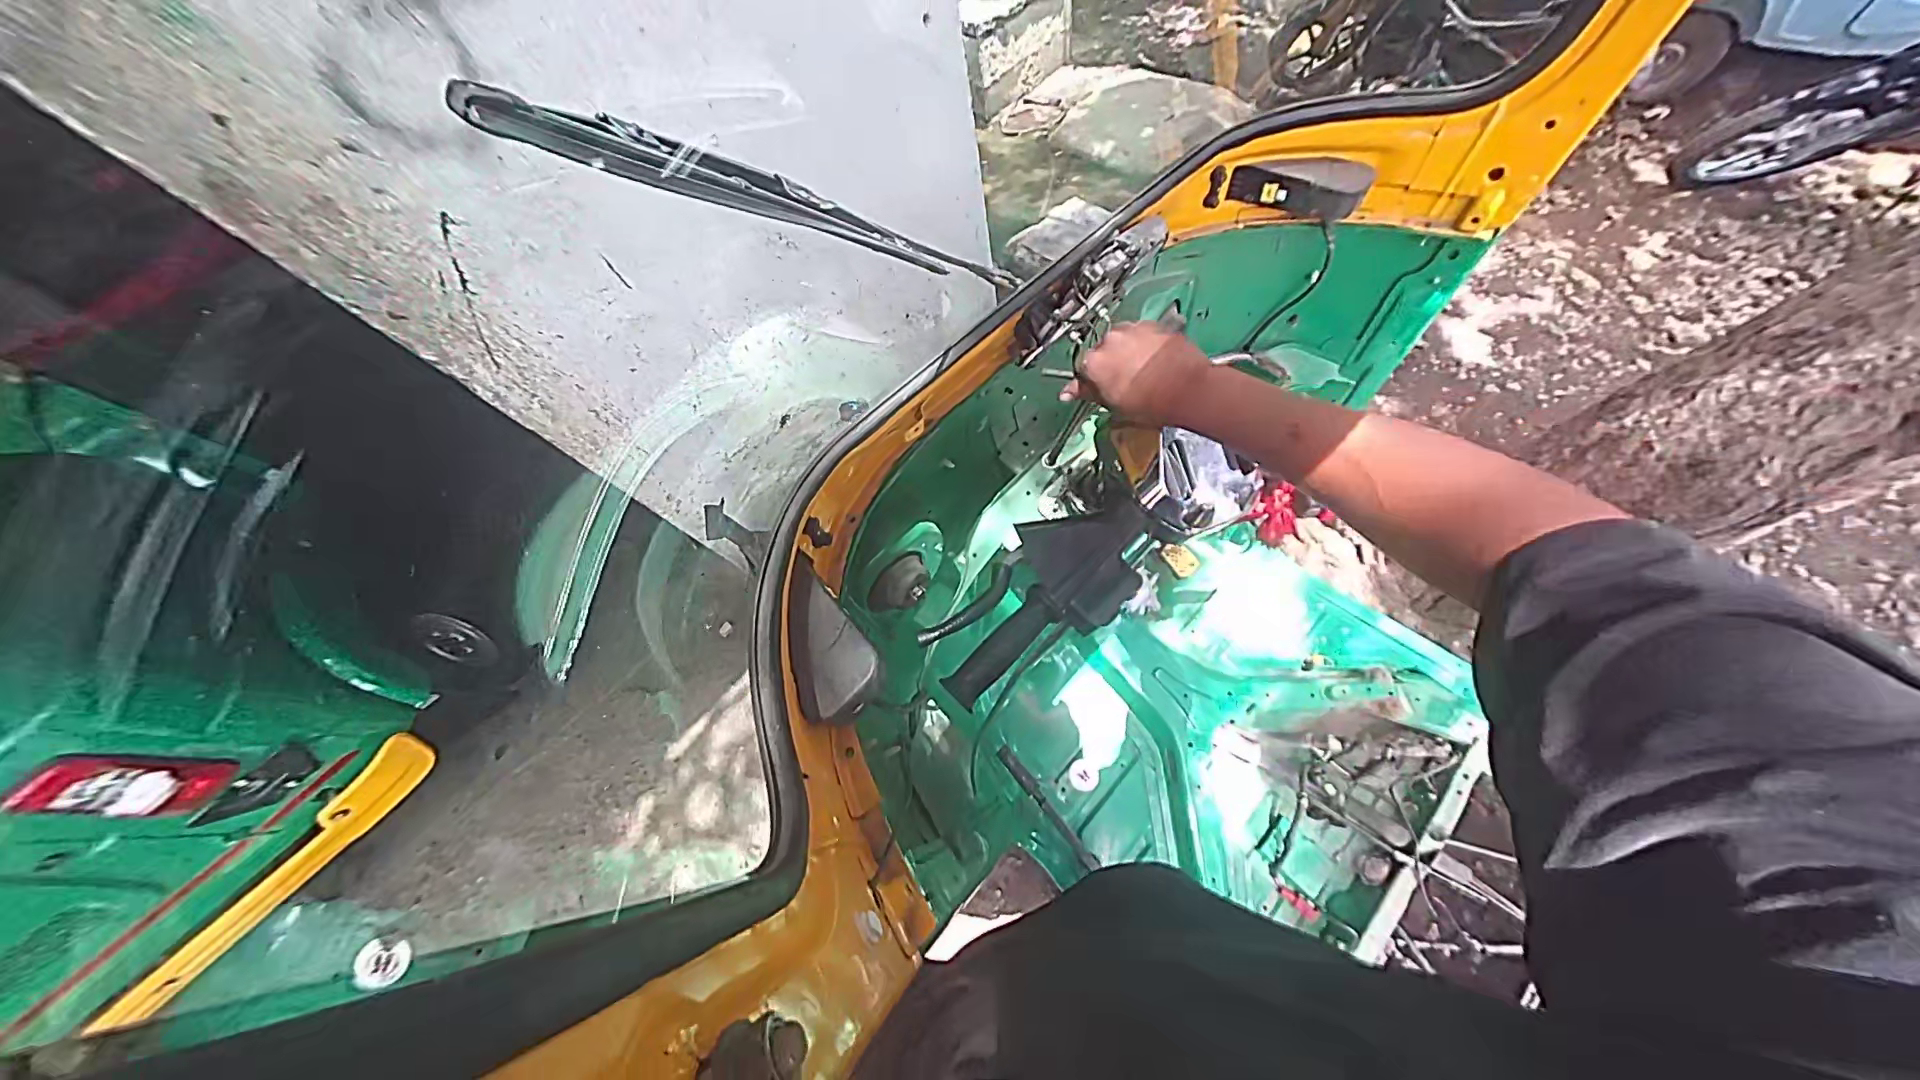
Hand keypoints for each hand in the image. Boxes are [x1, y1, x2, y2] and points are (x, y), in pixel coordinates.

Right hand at [1060, 321, 1213, 428]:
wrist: (1189, 390)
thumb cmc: (1152, 403)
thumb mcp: (1114, 405)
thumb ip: (1088, 393)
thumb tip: (1068, 391)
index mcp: (1093, 362)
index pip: (1081, 369)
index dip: (1091, 380)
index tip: (1097, 388)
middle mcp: (1109, 340)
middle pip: (1102, 350)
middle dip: (1109, 362)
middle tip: (1123, 382)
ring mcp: (1133, 329)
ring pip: (1121, 339)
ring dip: (1127, 351)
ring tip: (1141, 371)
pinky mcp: (1154, 325)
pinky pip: (1142, 334)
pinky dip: (1144, 344)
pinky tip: (1154, 361)